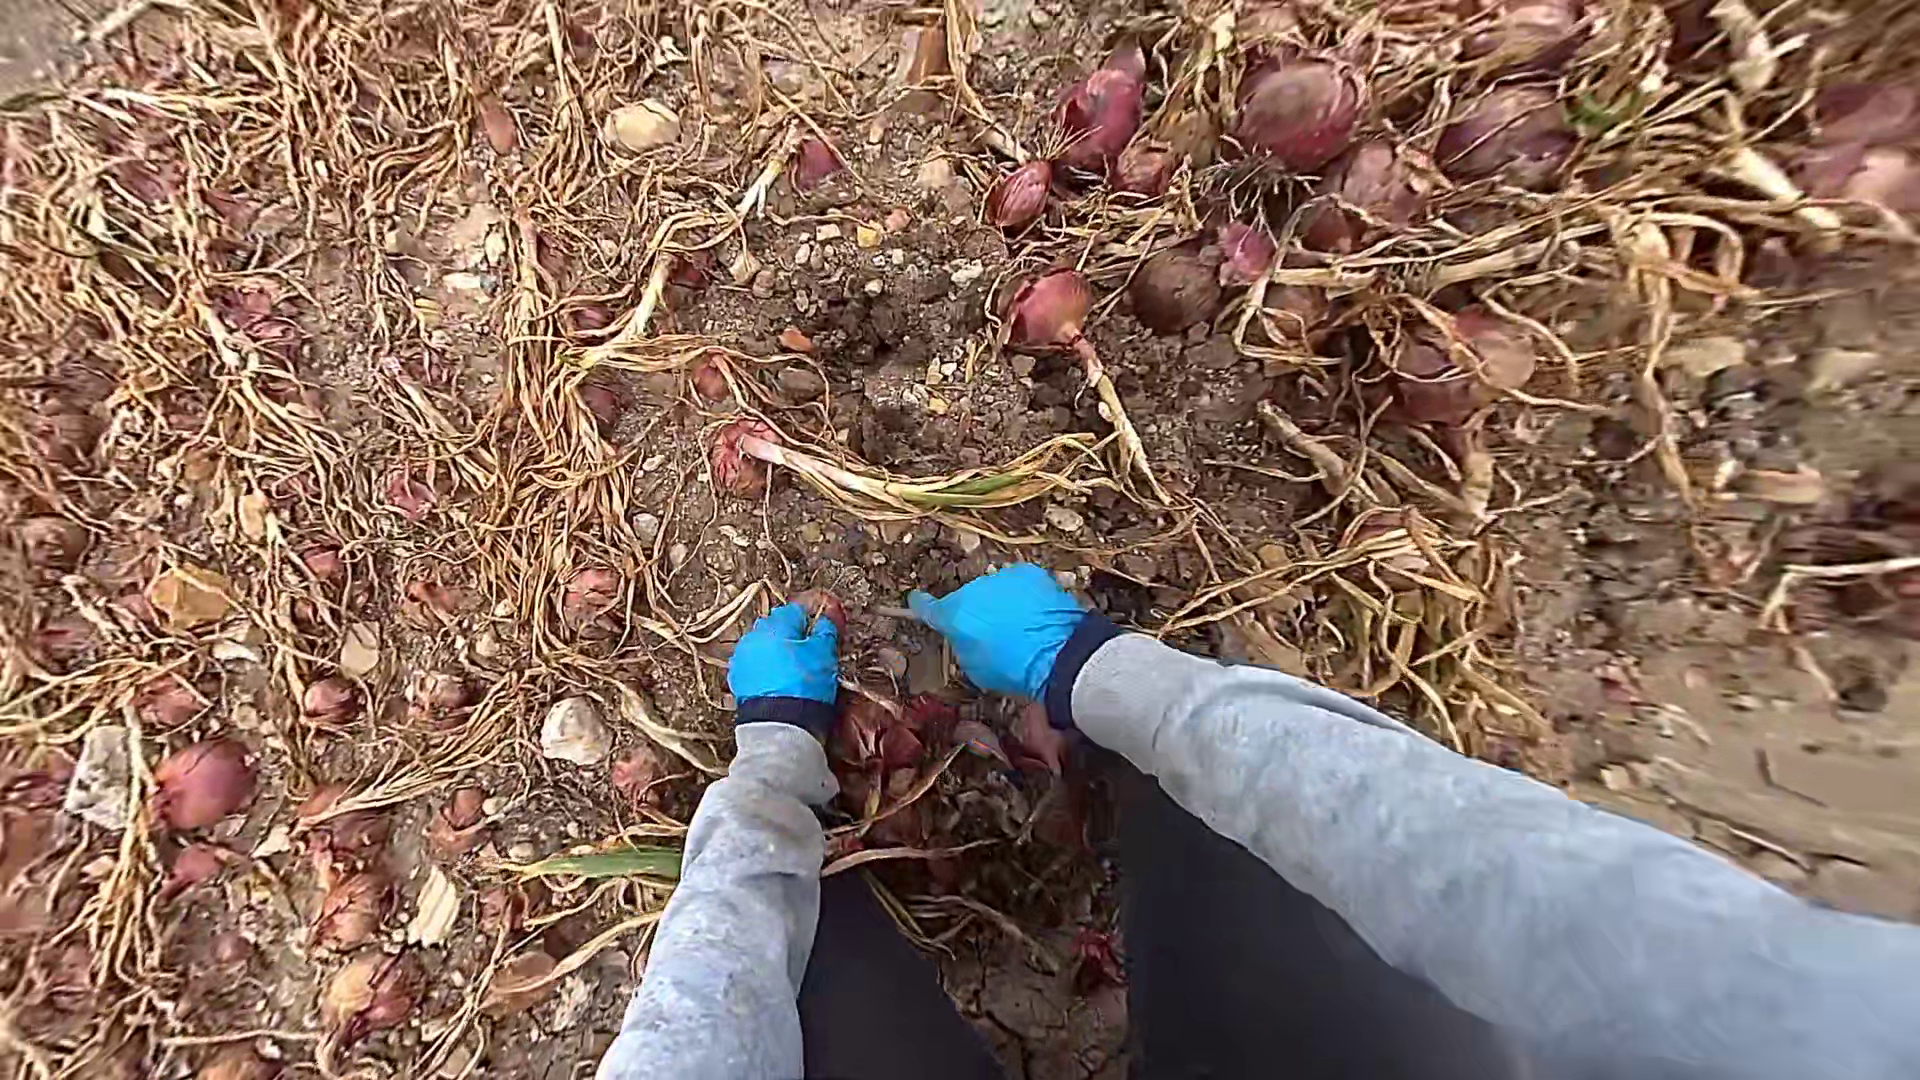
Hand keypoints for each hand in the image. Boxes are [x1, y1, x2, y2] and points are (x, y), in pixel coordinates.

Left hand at [729, 603, 840, 705]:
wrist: (781, 727)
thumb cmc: (804, 687)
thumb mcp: (825, 654)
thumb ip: (826, 630)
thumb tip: (828, 618)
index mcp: (774, 626)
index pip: (797, 611)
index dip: (814, 621)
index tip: (824, 633)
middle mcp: (753, 638)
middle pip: (779, 627)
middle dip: (795, 636)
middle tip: (813, 652)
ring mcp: (743, 660)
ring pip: (767, 647)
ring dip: (780, 653)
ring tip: (798, 670)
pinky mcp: (739, 681)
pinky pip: (757, 667)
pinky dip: (769, 670)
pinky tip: (783, 682)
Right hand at [908, 564, 1085, 699]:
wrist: (1059, 653)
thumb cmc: (1015, 669)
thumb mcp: (975, 669)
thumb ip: (961, 645)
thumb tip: (962, 636)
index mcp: (954, 615)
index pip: (927, 606)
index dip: (921, 606)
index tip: (917, 601)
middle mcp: (973, 590)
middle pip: (966, 599)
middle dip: (974, 613)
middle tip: (991, 633)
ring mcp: (1001, 578)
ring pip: (992, 589)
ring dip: (999, 602)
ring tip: (1019, 626)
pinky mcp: (1027, 573)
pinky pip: (1017, 583)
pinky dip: (1023, 595)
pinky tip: (1034, 614)